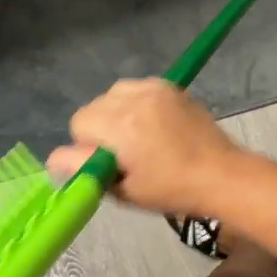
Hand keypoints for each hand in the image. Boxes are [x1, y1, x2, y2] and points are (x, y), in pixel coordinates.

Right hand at [47, 79, 242, 213]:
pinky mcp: (171, 86)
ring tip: (139, 138)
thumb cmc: (172, 189)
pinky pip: (138, 89)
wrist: (222, 174)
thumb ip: (85, 169)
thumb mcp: (123, 189)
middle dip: (101, 128)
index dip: (87, 146)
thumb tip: (55, 159)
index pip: (79, 122)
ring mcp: (156, 88)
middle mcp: (136, 97)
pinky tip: (154, 126)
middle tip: (125, 154)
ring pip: (115, 95)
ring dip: (118, 113)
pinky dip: (137, 104)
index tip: (109, 163)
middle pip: (95, 106)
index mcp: (122, 124)